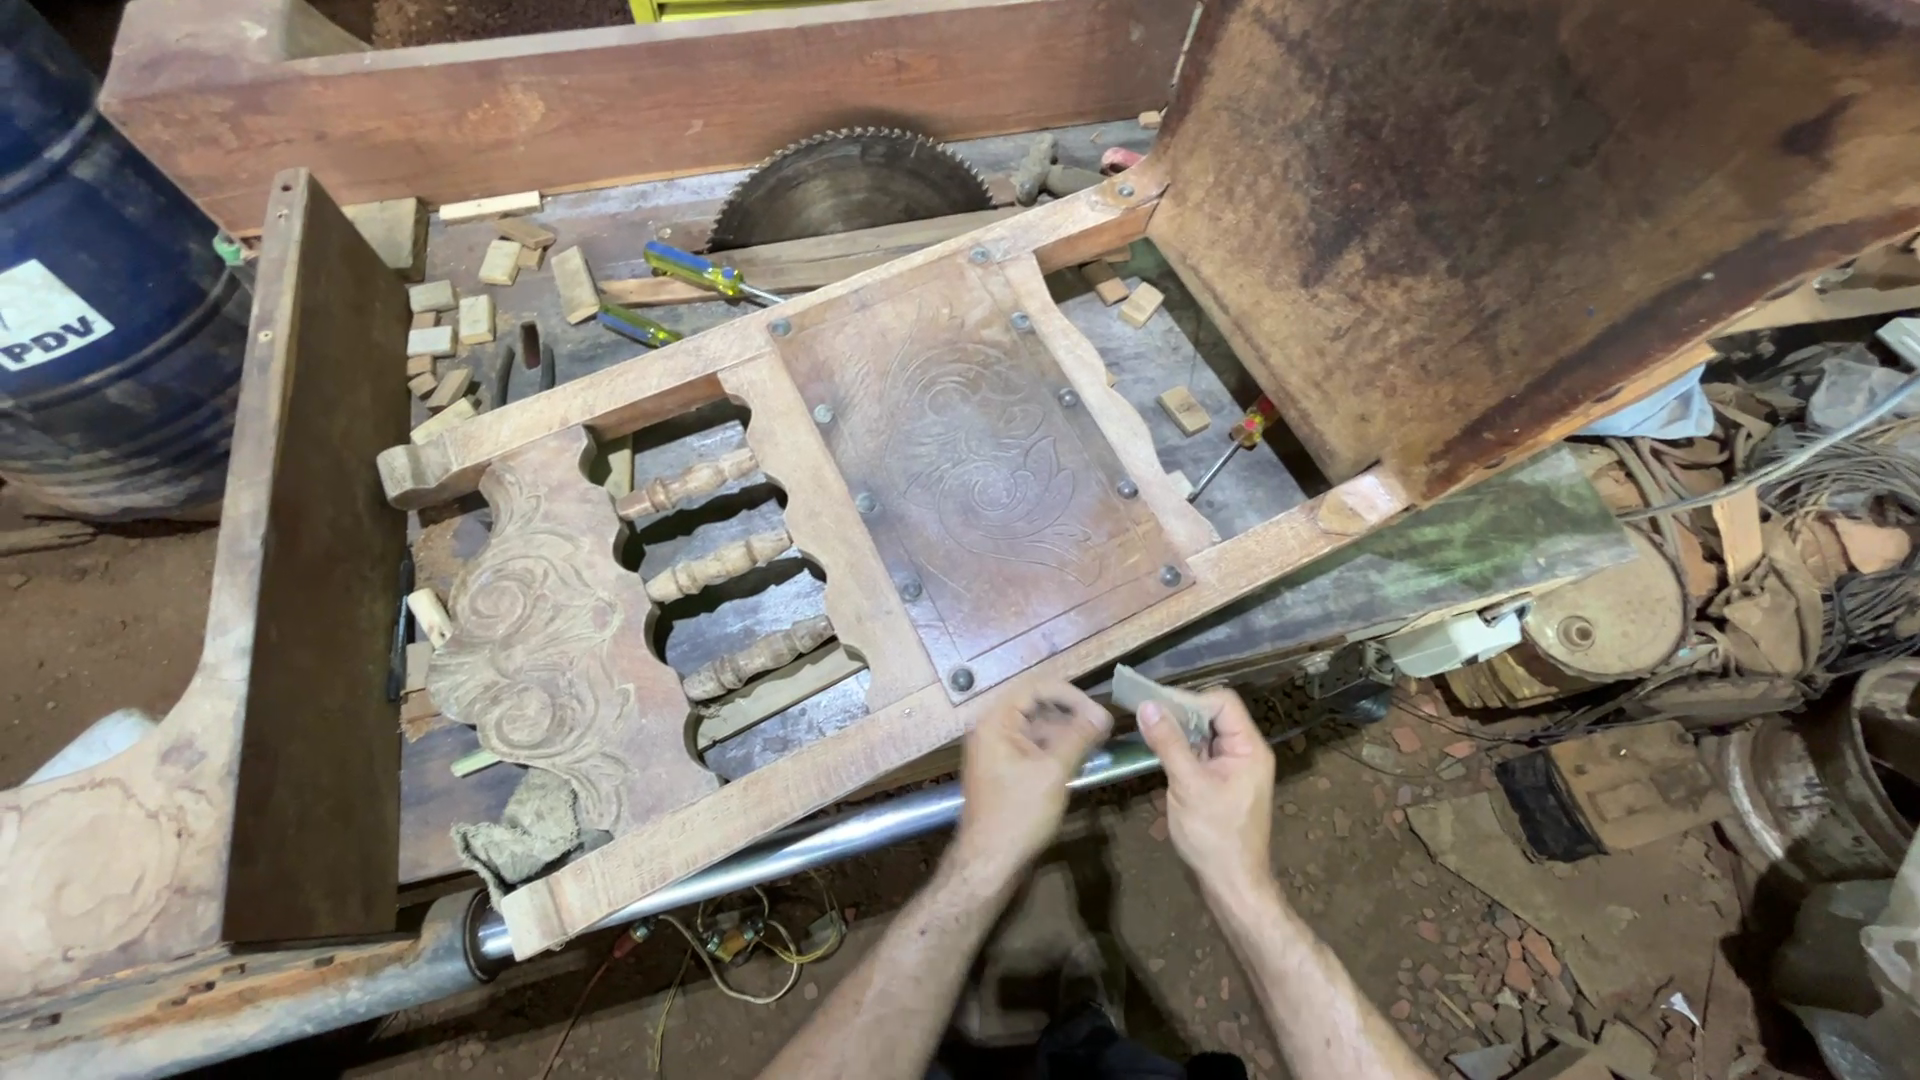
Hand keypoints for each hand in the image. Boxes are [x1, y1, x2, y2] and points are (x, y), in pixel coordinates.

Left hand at [952, 681, 1112, 882]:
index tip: (1098, 712)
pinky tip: (1079, 758)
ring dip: (1066, 732)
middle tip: (1103, 727)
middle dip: (1070, 714)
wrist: (990, 861)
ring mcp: (997, 749)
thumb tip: (1103, 713)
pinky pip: (1032, 747)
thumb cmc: (1018, 814)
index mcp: (995, 721)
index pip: (1035, 688)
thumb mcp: (1053, 772)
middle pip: (1035, 706)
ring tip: (1097, 742)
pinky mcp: (1005, 768)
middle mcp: (992, 729)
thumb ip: (1078, 737)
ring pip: (1036, 728)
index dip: (1070, 695)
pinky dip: (1055, 749)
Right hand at [1136, 689, 1274, 898]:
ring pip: (1203, 735)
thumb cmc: (1214, 836)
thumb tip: (1147, 706)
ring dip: (1176, 732)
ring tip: (1146, 731)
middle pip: (1212, 716)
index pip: (1222, 703)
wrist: (1231, 885)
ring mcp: (1233, 769)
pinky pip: (1199, 754)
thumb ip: (1168, 743)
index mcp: (1248, 749)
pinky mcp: (1219, 783)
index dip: (1190, 699)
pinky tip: (1157, 753)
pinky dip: (1179, 750)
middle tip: (1145, 715)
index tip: (1157, 706)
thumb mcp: (1188, 785)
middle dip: (1179, 713)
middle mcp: (1244, 753)